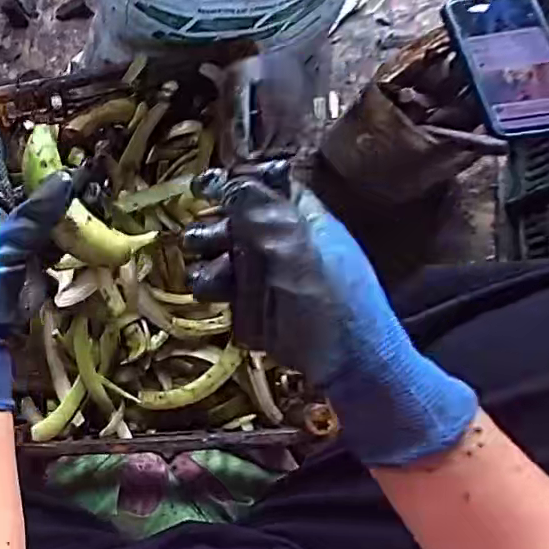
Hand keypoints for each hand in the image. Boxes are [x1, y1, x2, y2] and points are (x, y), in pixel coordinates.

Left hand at [0, 122, 74, 410]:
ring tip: (92, 180)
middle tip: (71, 146)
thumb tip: (66, 178)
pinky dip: (77, 230)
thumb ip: (36, 213)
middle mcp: (11, 220)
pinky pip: (62, 238)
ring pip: (51, 212)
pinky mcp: (43, 262)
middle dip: (48, 169)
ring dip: (69, 199)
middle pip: (32, 187)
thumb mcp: (8, 243)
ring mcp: (28, 241)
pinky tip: (93, 220)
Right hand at [183, 160, 477, 465]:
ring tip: (215, 274)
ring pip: (216, 248)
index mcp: (299, 216)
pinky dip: (208, 284)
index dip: (233, 181)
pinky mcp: (246, 299)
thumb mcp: (299, 255)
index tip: (203, 187)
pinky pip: (215, 280)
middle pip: (230, 214)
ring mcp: (260, 268)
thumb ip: (264, 215)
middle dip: (212, 225)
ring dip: (206, 256)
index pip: (263, 182)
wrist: (345, 367)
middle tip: (206, 239)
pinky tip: (214, 295)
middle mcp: (276, 237)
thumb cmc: (332, 304)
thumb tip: (228, 182)